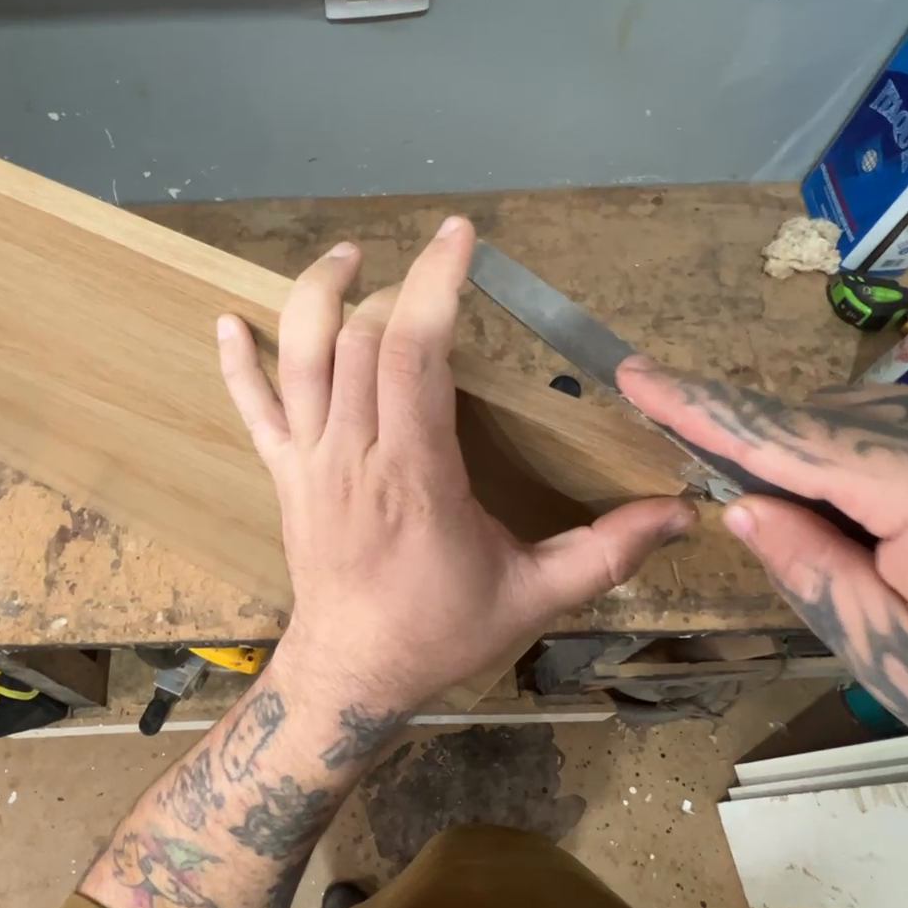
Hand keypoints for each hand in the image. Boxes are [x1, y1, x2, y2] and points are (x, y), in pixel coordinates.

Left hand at [216, 218, 695, 709]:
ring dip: (316, 296)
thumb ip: (604, 554)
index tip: (458, 235)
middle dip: (393, 288)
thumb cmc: (438, 633)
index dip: (434, 283)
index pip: (414, 351)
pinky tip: (227, 322)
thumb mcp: (532, 598)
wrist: (352, 672)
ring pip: (299, 358)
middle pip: (359, 339)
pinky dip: (237, 364)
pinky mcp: (284, 476)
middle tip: (429, 267)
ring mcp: (308, 462)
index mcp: (413, 473)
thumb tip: (680, 515)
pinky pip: (252, 410)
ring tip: (345, 258)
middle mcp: (352, 454)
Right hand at [619, 359, 907, 870]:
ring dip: (840, 464)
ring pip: (895, 422)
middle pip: (835, 418)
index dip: (696, 405)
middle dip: (773, 450)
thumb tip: (746, 510)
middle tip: (753, 514)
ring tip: (846, 540)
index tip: (634, 372)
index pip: (780, 430)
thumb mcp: (904, 661)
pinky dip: (899, 468)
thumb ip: (811, 572)